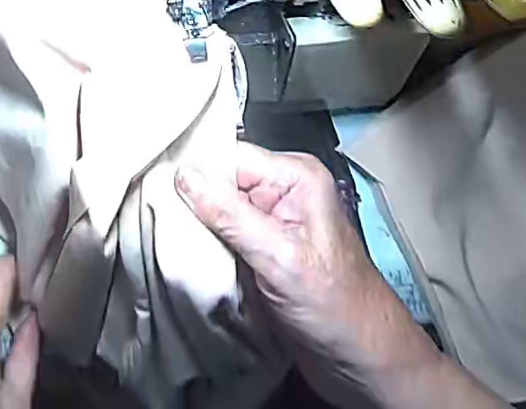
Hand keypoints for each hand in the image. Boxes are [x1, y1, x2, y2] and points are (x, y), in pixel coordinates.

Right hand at [176, 143, 504, 407]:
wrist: (368, 368)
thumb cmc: (338, 309)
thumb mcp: (280, 259)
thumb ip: (230, 214)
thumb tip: (182, 176)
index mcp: (294, 174)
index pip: (229, 156)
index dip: (196, 171)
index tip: (157, 185)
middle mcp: (282, 188)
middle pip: (220, 178)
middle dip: (192, 198)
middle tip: (156, 212)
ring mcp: (272, 218)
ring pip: (217, 206)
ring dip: (196, 223)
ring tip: (167, 232)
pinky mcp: (263, 245)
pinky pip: (224, 231)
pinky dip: (206, 241)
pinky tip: (189, 250)